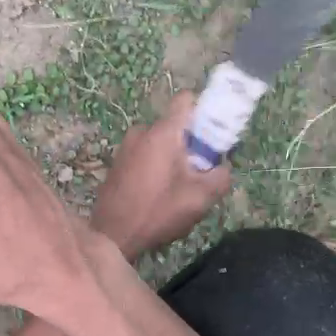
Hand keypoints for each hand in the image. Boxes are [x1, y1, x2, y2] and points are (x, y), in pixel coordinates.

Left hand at [90, 92, 233, 258]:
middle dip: (192, 144)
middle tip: (201, 172)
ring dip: (174, 158)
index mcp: (162, 132)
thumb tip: (222, 165)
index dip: (205, 112)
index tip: (215, 136)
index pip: (187, 100)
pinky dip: (157, 166)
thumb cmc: (157, 212)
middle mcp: (142, 131)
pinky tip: (159, 193)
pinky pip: (146, 154)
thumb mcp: (201, 198)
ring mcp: (126, 146)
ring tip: (179, 188)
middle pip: (176, 126)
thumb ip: (221, 175)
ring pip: (161, 142)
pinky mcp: (118, 162)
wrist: (112, 235)